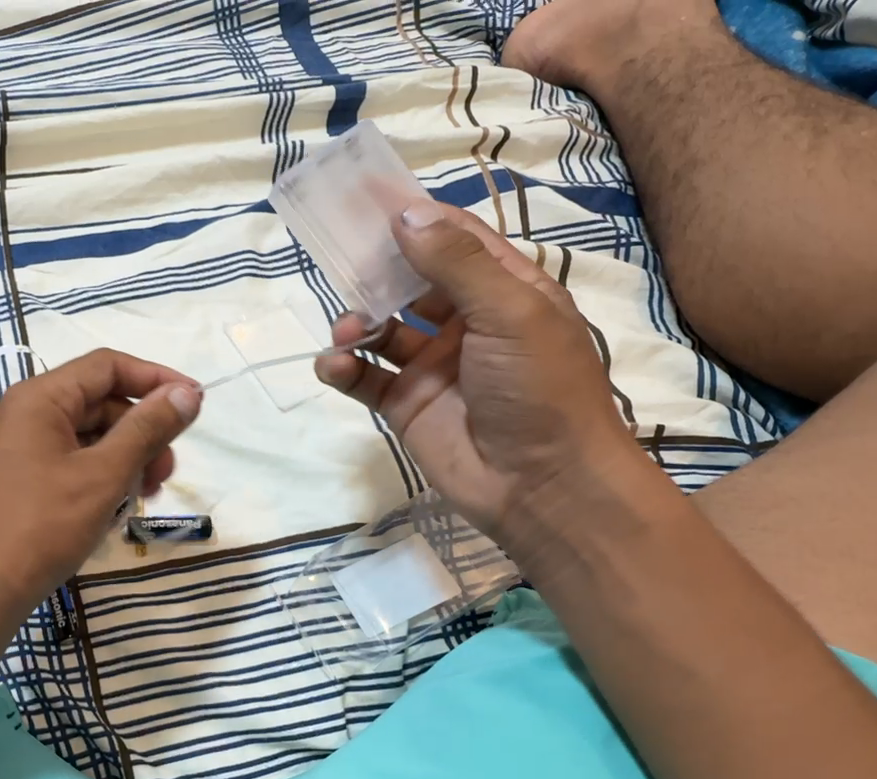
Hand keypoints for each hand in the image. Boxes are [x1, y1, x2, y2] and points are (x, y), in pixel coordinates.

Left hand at [0, 349, 201, 640]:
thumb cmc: (41, 527)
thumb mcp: (103, 476)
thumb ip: (147, 430)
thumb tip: (187, 393)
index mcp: (40, 399)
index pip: (107, 366)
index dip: (155, 379)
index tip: (195, 406)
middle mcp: (24, 415)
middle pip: (98, 404)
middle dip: (141, 433)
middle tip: (166, 475)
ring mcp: (17, 451)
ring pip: (86, 440)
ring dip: (123, 461)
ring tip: (141, 499)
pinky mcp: (17, 484)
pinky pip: (68, 466)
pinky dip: (97, 481)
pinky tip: (111, 513)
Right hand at [315, 201, 647, 548]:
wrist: (542, 484)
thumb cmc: (541, 388)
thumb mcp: (510, 312)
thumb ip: (455, 264)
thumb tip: (405, 215)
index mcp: (503, 290)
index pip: (452, 238)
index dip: (413, 215)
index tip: (366, 195)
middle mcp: (464, 322)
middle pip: (408, 281)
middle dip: (373, 271)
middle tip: (335, 257)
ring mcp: (431, 365)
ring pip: (380, 329)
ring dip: (357, 324)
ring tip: (348, 333)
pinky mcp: (404, 405)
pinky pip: (364, 378)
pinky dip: (344, 368)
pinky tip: (336, 366)